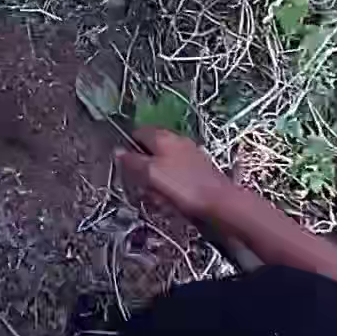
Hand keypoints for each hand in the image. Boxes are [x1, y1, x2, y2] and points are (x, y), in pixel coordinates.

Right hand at [115, 127, 237, 219]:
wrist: (219, 202)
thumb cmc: (182, 186)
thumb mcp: (150, 174)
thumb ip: (132, 161)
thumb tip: (117, 151)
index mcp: (163, 136)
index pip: (138, 133)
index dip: (129, 148)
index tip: (127, 167)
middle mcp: (177, 140)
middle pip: (150, 150)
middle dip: (144, 169)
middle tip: (144, 186)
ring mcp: (189, 153)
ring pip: (162, 164)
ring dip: (156, 181)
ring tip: (159, 197)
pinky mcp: (198, 168)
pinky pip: (175, 175)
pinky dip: (170, 186)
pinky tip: (172, 200)